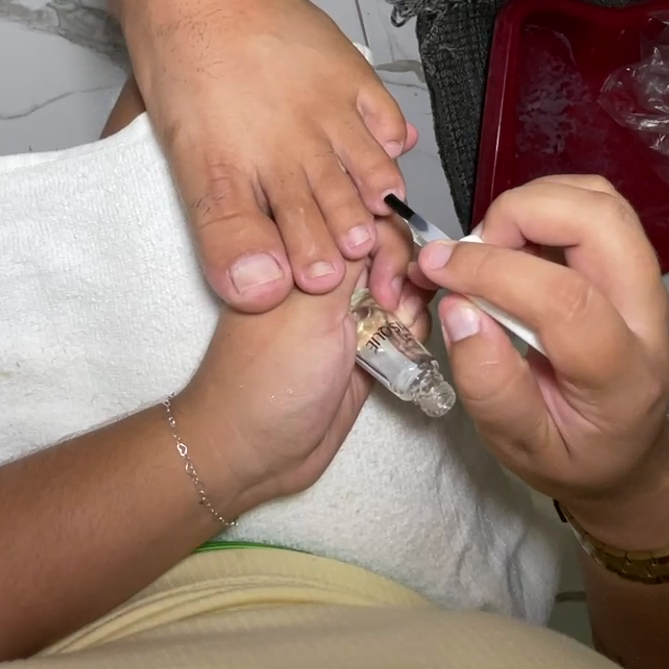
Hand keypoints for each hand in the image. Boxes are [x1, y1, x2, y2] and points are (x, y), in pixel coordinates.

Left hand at [106, 0, 416, 312]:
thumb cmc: (182, 63)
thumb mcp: (187, 165)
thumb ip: (226, 230)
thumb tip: (262, 287)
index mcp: (265, 171)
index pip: (302, 234)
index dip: (314, 262)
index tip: (326, 288)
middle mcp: (306, 143)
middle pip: (339, 203)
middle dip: (350, 237)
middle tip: (370, 262)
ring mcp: (331, 106)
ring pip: (366, 165)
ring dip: (376, 194)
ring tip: (385, 214)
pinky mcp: (344, 69)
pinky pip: (382, 110)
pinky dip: (390, 134)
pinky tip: (394, 146)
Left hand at [175, 223, 427, 515]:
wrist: (256, 453)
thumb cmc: (268, 377)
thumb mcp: (308, 308)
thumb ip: (345, 261)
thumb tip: (376, 215)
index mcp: (297, 254)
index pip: (352, 218)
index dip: (380, 234)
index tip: (385, 270)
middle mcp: (322, 277)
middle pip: (384, 248)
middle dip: (401, 270)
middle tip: (393, 304)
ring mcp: (344, 313)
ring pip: (399, 286)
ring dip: (410, 302)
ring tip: (400, 327)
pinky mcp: (364, 347)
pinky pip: (403, 325)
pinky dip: (412, 329)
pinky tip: (406, 344)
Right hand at [412, 176, 668, 549]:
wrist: (627, 456)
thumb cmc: (571, 454)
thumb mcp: (519, 447)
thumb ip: (490, 386)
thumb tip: (458, 308)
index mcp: (620, 375)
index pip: (566, 300)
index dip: (492, 270)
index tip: (436, 267)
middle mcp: (645, 315)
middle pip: (600, 221)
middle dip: (520, 213)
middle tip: (474, 250)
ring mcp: (644, 281)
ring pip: (600, 200)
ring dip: (531, 203)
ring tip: (491, 246)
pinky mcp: (630, 262)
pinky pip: (593, 204)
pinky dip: (542, 203)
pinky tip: (512, 242)